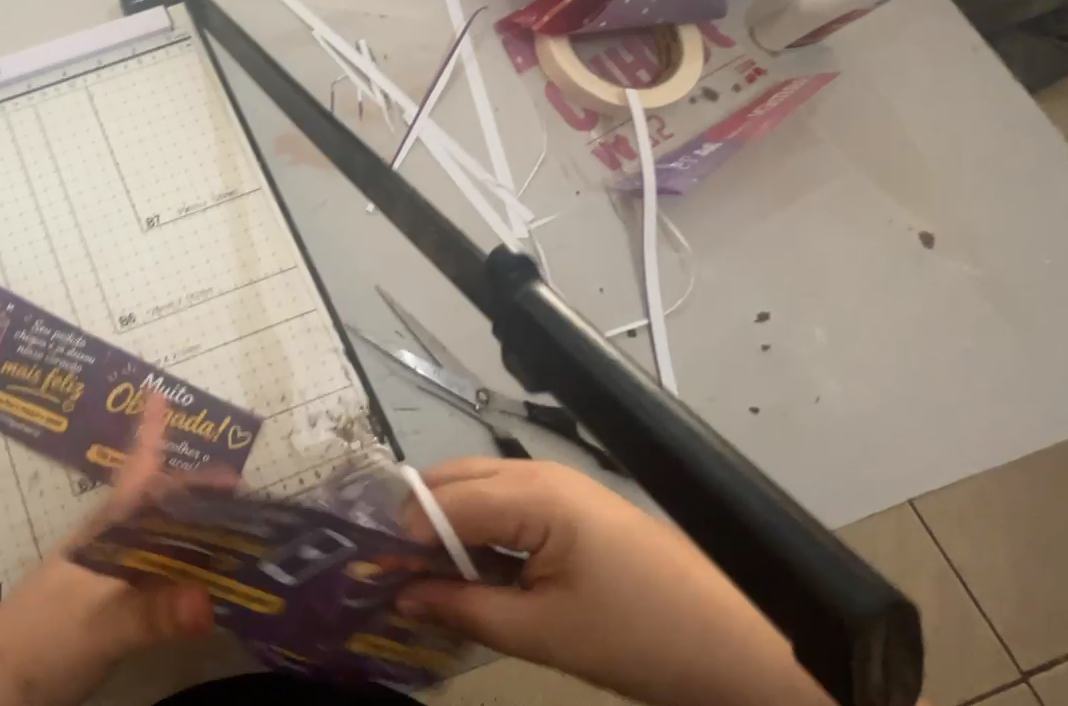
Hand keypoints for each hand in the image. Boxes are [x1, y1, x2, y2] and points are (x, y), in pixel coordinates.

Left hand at [0, 396, 220, 705]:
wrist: (0, 680)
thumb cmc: (43, 637)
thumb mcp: (98, 626)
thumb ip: (149, 614)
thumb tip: (208, 599)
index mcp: (108, 534)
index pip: (135, 475)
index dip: (148, 434)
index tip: (158, 393)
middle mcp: (112, 545)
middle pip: (154, 503)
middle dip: (191, 486)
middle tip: (236, 482)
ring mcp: (111, 573)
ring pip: (156, 536)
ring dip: (189, 524)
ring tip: (230, 522)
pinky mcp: (112, 603)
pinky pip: (157, 571)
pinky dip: (182, 563)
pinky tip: (200, 576)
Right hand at [395, 459, 832, 705]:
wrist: (749, 651)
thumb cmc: (644, 638)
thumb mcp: (545, 634)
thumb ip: (464, 609)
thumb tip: (399, 596)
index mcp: (533, 493)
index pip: (443, 500)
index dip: (402, 535)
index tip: (374, 572)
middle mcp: (537, 472)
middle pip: (451, 480)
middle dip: (416, 523)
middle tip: (394, 572)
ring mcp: (556, 484)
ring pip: (473, 488)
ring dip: (444, 525)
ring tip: (426, 572)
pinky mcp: (569, 506)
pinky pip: (501, 503)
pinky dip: (475, 530)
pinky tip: (471, 567)